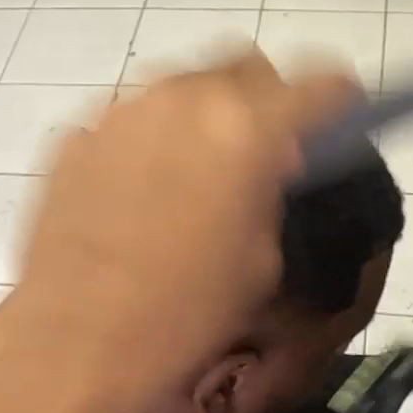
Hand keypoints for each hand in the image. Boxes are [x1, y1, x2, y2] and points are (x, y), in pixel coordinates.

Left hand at [10, 51, 358, 388]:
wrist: (77, 343)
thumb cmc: (185, 317)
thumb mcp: (261, 262)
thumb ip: (271, 194)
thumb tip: (269, 167)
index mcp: (249, 129)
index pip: (320, 84)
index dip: (338, 102)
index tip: (339, 121)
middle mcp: (183, 98)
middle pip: (243, 68)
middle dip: (264, 101)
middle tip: (260, 151)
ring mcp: (120, 111)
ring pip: (179, 89)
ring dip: (200, 119)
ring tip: (191, 176)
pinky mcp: (73, 138)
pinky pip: (127, 122)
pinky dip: (146, 144)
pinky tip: (135, 196)